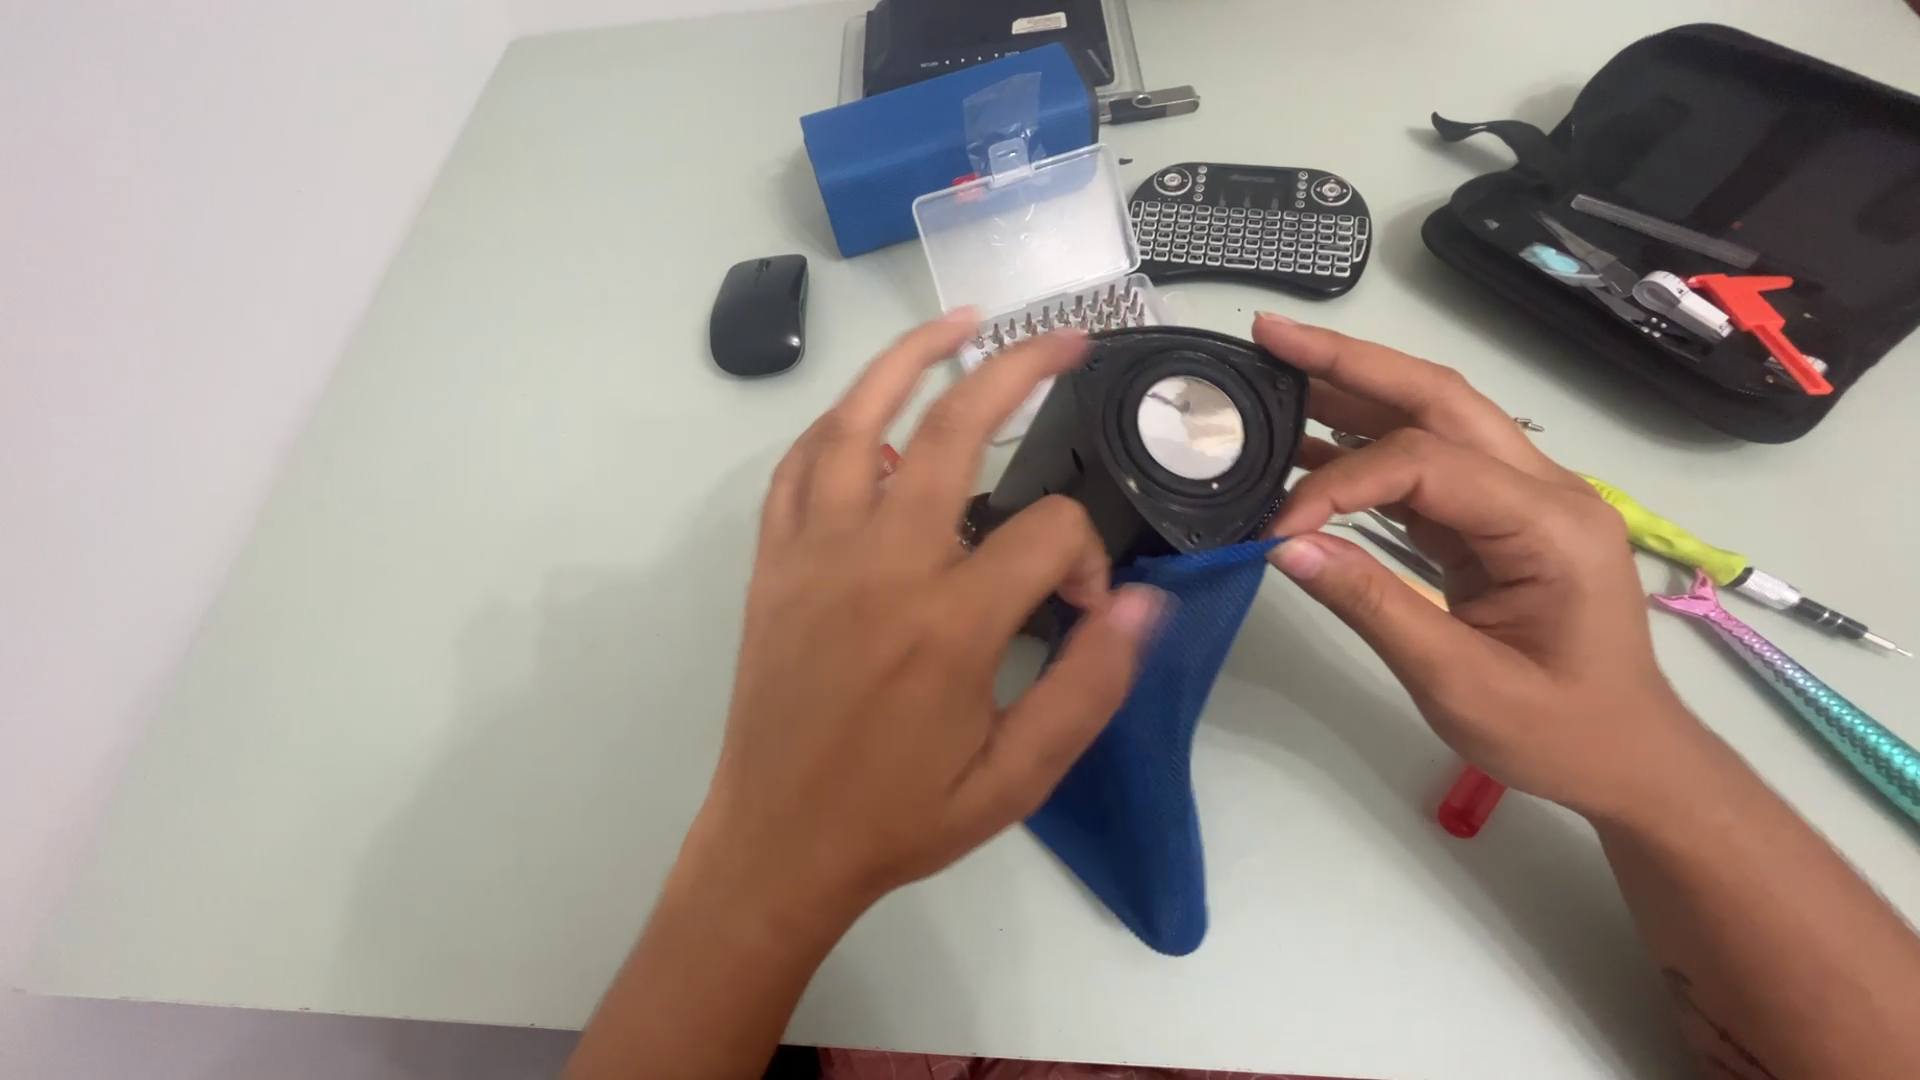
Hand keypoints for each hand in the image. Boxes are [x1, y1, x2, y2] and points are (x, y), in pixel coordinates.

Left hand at [691, 312, 1161, 927]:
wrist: (779, 845)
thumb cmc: (901, 814)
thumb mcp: (1019, 776)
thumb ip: (1090, 684)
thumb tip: (1141, 598)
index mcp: (951, 621)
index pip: (1049, 531)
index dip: (1086, 550)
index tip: (1083, 598)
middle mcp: (881, 565)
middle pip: (954, 429)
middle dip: (1019, 369)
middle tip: (1064, 338)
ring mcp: (815, 554)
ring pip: (858, 422)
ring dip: (909, 359)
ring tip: (959, 324)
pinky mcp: (773, 563)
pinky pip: (798, 468)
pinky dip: (834, 427)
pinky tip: (865, 414)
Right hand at [1252, 313, 1701, 817]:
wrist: (1627, 759)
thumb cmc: (1555, 731)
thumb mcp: (1457, 681)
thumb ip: (1371, 604)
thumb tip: (1284, 547)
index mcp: (1549, 526)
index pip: (1424, 464)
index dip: (1338, 484)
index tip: (1275, 528)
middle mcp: (1543, 490)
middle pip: (1438, 398)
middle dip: (1350, 361)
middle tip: (1270, 337)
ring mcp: (1520, 499)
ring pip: (1430, 417)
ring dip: (1352, 388)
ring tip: (1277, 370)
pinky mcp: (1493, 519)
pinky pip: (1421, 464)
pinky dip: (1360, 445)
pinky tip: (1307, 440)